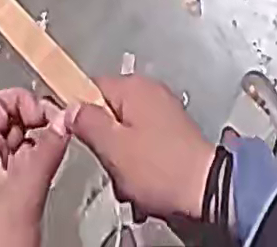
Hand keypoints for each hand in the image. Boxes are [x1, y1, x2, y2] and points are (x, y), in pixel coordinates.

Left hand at [0, 88, 70, 246]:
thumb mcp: (23, 190)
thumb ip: (46, 150)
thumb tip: (66, 115)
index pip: (3, 102)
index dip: (28, 101)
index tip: (53, 116)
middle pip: (17, 120)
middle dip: (42, 118)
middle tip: (65, 128)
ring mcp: (1, 180)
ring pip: (26, 143)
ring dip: (46, 139)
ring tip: (65, 144)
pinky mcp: (13, 199)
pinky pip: (31, 165)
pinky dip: (46, 159)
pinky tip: (57, 166)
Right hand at [67, 75, 216, 222]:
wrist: (206, 191)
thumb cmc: (158, 167)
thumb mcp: (113, 146)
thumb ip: (87, 122)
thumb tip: (69, 107)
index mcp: (132, 86)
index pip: (92, 87)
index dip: (81, 111)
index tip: (78, 135)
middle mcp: (149, 90)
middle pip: (110, 111)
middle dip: (106, 142)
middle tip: (111, 164)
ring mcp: (164, 110)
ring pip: (127, 131)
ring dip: (123, 157)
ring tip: (131, 181)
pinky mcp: (175, 131)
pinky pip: (146, 141)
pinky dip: (142, 161)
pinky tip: (146, 184)